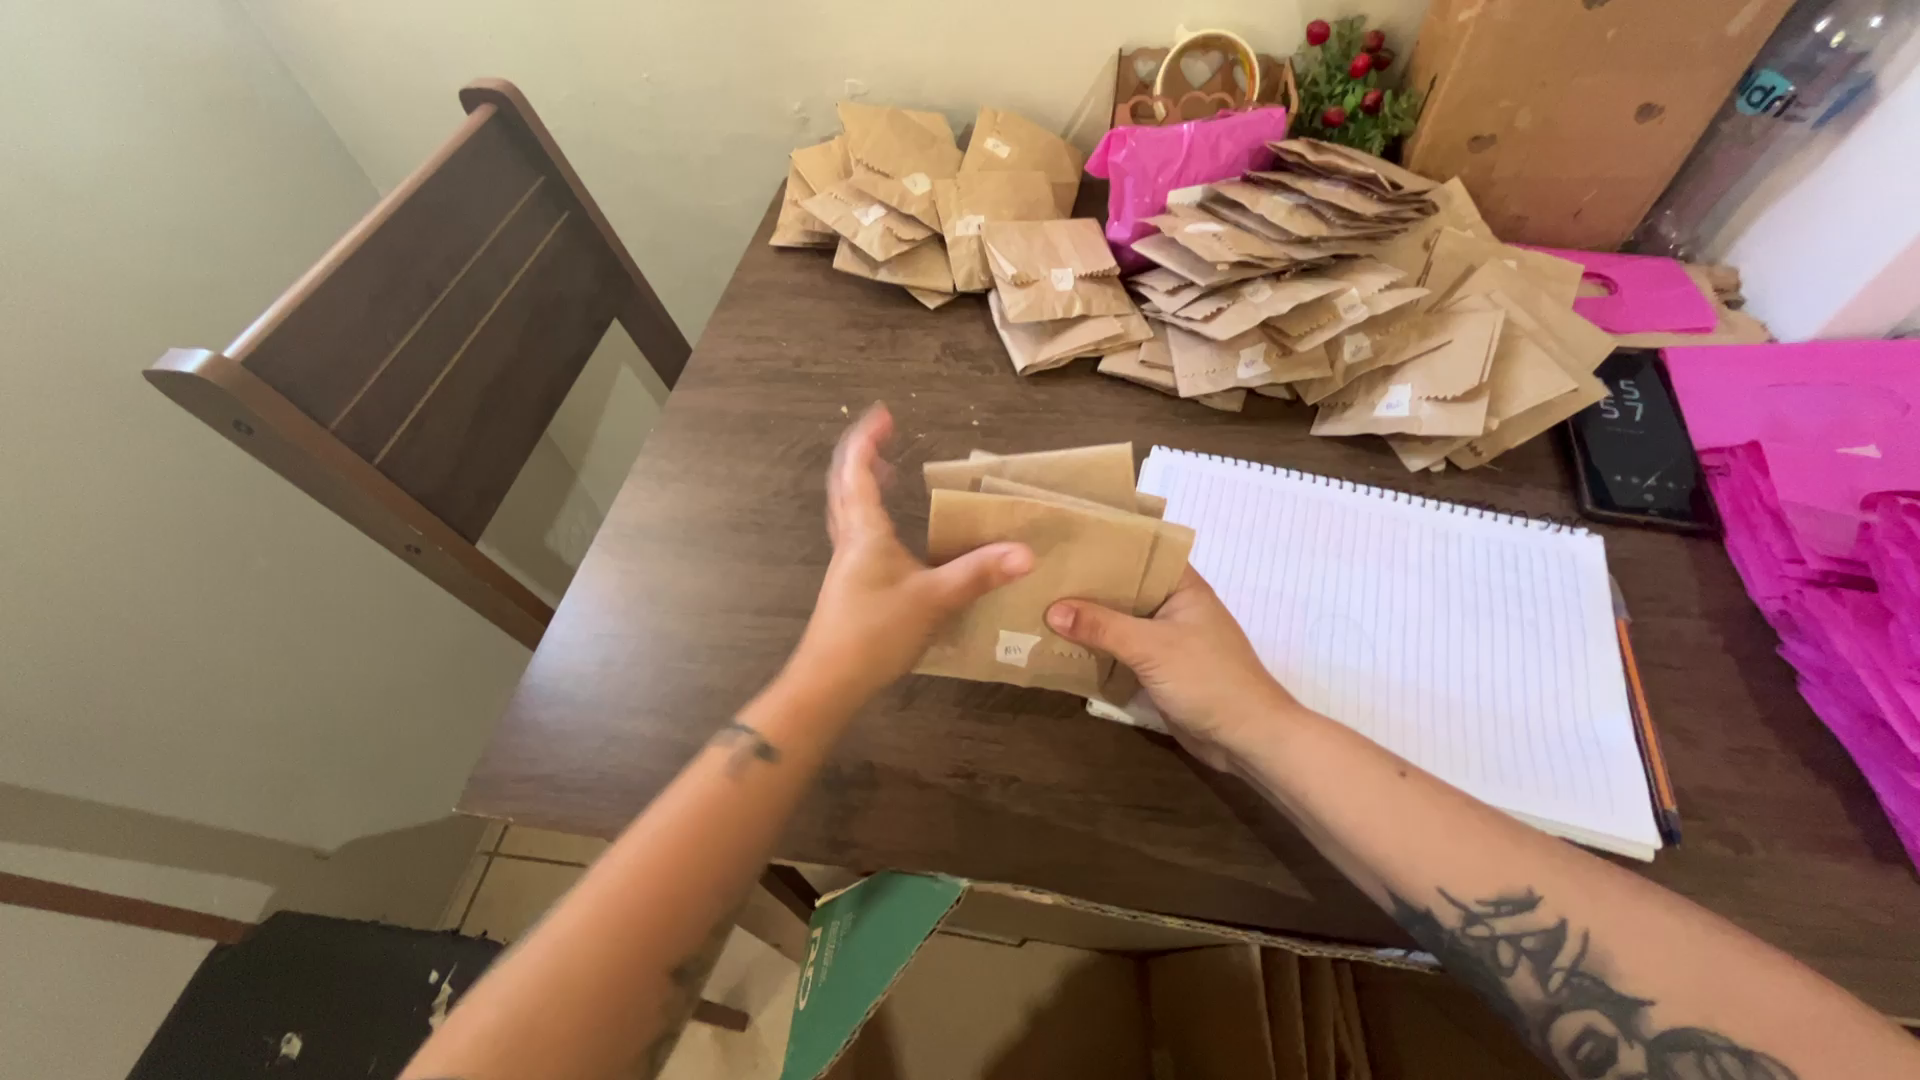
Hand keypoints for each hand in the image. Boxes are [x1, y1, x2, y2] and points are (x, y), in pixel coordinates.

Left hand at [786, 404, 1032, 710]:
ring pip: (847, 513)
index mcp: (865, 532)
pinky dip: (869, 519)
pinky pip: (857, 538)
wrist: (828, 681)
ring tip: (887, 476)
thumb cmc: (874, 632)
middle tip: (885, 441)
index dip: (867, 439)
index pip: (857, 472)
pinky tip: (891, 539)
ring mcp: (846, 566)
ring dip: (862, 487)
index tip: (884, 415)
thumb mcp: (934, 600)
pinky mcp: (849, 588)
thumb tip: (1026, 553)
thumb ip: (978, 574)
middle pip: (845, 487)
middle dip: (863, 458)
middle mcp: (850, 542)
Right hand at [1046, 569, 1305, 768]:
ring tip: (1039, 604)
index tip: (1063, 539)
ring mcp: (1165, 638)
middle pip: (1123, 587)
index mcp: (1181, 586)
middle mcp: (1172, 606)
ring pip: (1119, 621)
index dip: (1104, 545)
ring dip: (1088, 619)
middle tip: (1039, 574)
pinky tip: (1060, 644)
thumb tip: (1052, 609)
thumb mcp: (1151, 647)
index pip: (1139, 552)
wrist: (1246, 739)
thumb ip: (1102, 626)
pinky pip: (1120, 650)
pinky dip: (1096, 648)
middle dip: (1086, 585)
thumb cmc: (1208, 679)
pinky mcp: (1157, 668)